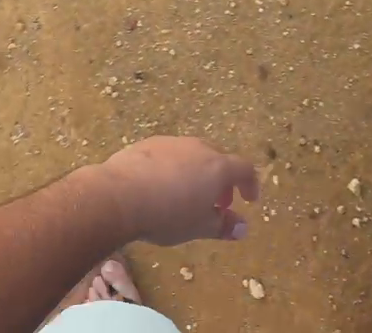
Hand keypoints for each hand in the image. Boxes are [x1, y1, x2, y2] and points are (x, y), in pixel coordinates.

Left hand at [89, 136, 260, 245]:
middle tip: (216, 203)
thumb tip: (243, 227)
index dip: (250, 183)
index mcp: (217, 167)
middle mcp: (199, 148)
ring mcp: (174, 142)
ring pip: (194, 155)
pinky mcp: (150, 143)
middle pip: (219, 159)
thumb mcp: (199, 227)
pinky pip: (171, 154)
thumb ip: (223, 226)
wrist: (121, 194)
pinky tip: (161, 186)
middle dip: (222, 181)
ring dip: (198, 173)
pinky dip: (175, 168)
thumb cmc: (168, 214)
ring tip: (187, 196)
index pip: (244, 168)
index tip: (249, 199)